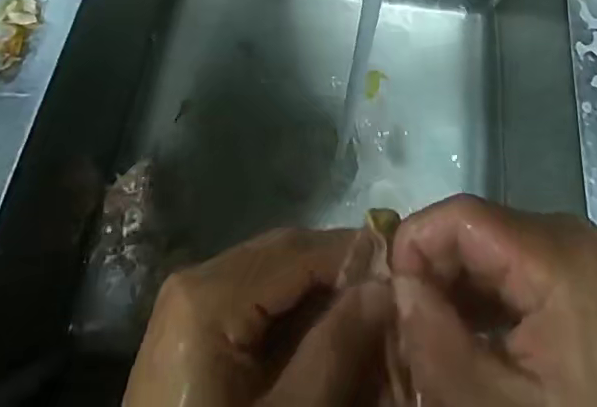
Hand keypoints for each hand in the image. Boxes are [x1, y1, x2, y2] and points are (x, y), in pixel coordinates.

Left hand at [124, 227, 392, 406]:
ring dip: (323, 288)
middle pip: (290, 251)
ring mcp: (190, 300)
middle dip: (343, 270)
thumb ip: (336, 347)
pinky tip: (323, 332)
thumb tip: (387, 284)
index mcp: (209, 294)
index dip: (360, 256)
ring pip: (278, 269)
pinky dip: (296, 307)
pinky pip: (258, 294)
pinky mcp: (192, 324)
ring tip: (363, 316)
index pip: (305, 249)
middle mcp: (196, 279)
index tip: (406, 275)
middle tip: (390, 297)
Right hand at [390, 195, 596, 406]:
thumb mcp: (498, 404)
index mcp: (552, 251)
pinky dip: (482, 301)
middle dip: (431, 276)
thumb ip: (437, 344)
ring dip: (453, 293)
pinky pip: (514, 269)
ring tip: (430, 348)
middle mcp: (563, 233)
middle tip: (405, 338)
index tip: (387, 303)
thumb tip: (396, 288)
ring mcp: (574, 252)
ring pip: (488, 251)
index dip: (413, 247)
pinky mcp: (577, 274)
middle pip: (473, 231)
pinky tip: (467, 344)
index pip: (459, 215)